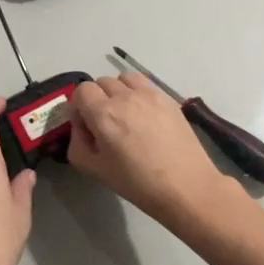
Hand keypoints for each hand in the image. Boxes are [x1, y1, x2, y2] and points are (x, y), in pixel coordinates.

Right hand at [68, 73, 222, 215]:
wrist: (186, 186)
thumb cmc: (137, 183)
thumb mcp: (94, 170)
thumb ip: (77, 143)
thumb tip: (81, 127)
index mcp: (104, 113)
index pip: (81, 90)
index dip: (79, 107)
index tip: (86, 126)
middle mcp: (125, 96)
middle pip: (101, 82)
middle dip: (97, 99)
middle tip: (105, 124)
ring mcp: (149, 94)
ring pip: (124, 78)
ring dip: (118, 91)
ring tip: (126, 114)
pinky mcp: (168, 98)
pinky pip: (145, 84)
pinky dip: (137, 92)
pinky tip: (145, 115)